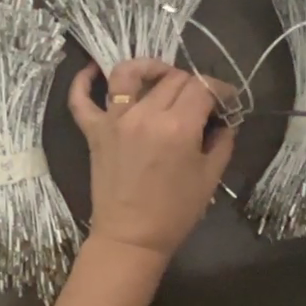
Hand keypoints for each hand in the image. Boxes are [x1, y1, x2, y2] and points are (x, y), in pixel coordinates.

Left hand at [66, 59, 235, 261]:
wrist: (131, 237)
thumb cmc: (175, 211)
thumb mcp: (210, 176)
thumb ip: (221, 140)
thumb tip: (222, 119)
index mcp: (178, 126)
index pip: (202, 87)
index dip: (220, 90)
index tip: (225, 102)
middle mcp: (144, 115)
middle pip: (172, 78)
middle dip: (191, 83)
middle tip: (199, 101)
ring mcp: (114, 120)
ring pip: (127, 74)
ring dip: (147, 68)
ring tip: (158, 75)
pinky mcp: (93, 131)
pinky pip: (80, 100)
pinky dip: (82, 82)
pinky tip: (92, 70)